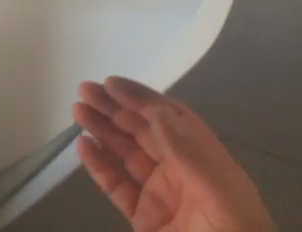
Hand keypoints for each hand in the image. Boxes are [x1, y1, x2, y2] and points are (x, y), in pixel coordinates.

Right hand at [74, 77, 275, 231]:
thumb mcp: (224, 201)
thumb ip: (192, 156)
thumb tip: (159, 112)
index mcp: (212, 170)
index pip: (176, 122)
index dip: (144, 99)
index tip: (112, 84)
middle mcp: (187, 180)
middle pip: (147, 134)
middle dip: (116, 109)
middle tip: (85, 91)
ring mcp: (165, 202)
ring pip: (128, 156)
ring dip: (102, 130)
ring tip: (77, 111)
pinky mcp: (146, 223)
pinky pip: (119, 188)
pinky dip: (99, 165)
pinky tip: (83, 148)